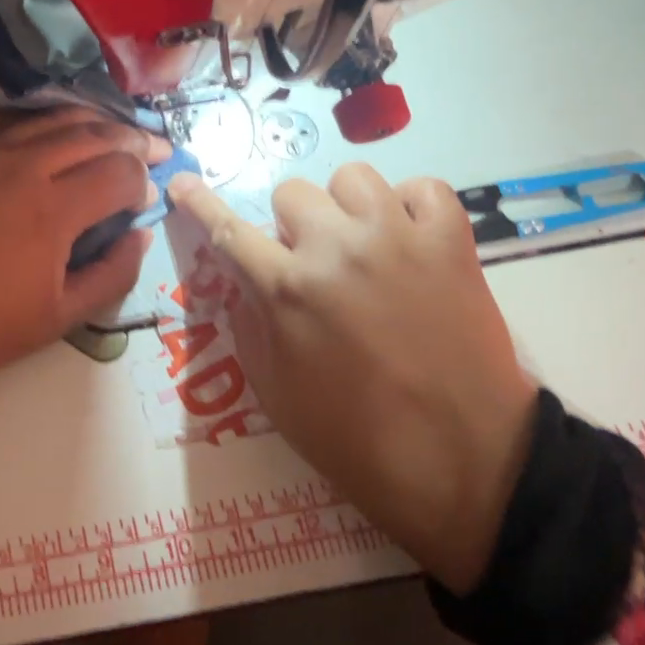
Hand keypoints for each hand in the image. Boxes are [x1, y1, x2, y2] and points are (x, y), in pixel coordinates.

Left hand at [0, 107, 166, 545]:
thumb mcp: (61, 316)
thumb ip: (113, 273)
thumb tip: (140, 235)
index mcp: (52, 210)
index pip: (118, 172)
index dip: (144, 180)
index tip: (148, 198)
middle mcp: (20, 168)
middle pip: (90, 133)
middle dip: (131, 138)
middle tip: (153, 148)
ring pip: (47, 119)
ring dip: (88, 121)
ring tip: (111, 130)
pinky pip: (1, 123)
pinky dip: (34, 119)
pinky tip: (45, 128)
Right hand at [168, 165, 536, 593]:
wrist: (463, 466)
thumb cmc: (356, 440)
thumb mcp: (275, 392)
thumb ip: (251, 326)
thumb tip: (247, 283)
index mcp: (287, 289)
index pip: (228, 229)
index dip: (199, 203)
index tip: (181, 183)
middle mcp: (337, 248)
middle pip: (291, 193)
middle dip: (291, 226)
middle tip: (311, 263)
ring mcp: (399, 238)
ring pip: (353, 178)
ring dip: (346, 208)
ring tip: (362, 246)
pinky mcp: (454, 242)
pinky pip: (423, 188)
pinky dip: (410, 207)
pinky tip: (410, 241)